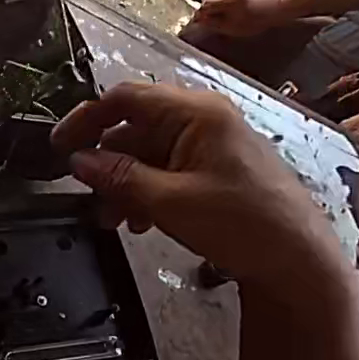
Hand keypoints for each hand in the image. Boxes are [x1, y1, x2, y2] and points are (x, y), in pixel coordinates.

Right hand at [50, 82, 354, 306]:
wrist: (298, 260)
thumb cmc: (240, 223)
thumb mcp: (170, 203)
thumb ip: (120, 178)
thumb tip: (77, 161)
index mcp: (195, 113)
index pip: (127, 99)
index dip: (87, 119)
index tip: (60, 147)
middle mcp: (202, 119)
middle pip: (136, 129)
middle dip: (108, 164)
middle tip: (88, 197)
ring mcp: (209, 144)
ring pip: (149, 154)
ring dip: (125, 184)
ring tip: (114, 220)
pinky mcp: (214, 168)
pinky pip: (168, 170)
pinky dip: (147, 192)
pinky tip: (141, 222)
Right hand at [189, 0, 287, 36]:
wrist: (275, 7)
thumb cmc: (256, 21)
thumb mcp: (233, 27)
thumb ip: (213, 23)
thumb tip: (199, 20)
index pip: (205, 4)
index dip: (200, 14)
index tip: (198, 23)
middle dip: (206, 8)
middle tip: (208, 20)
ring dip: (213, 3)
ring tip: (219, 14)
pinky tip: (227, 7)